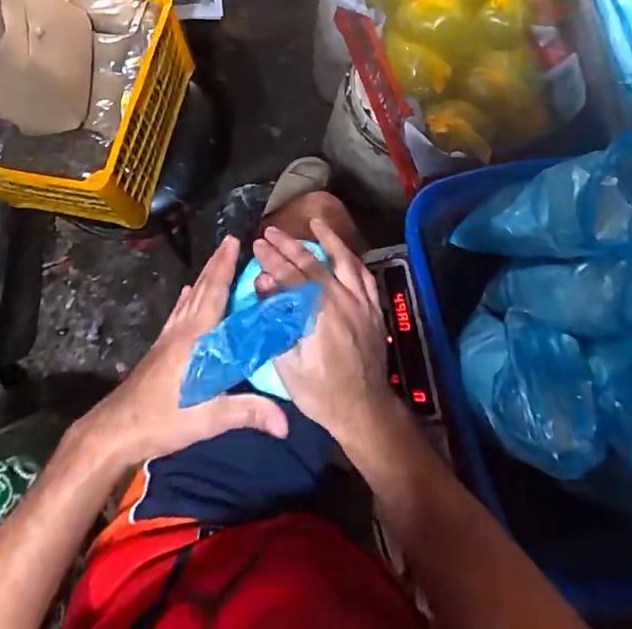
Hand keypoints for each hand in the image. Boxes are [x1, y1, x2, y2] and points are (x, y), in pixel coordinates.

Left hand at [72, 236, 289, 468]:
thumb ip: (248, 413)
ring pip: (190, 299)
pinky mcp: (161, 350)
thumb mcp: (208, 419)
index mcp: (195, 338)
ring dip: (204, 277)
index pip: (214, 293)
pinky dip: (187, 298)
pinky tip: (187, 294)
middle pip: (202, 289)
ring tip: (216, 260)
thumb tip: (286, 423)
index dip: (225, 267)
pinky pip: (178, 313)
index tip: (236, 241)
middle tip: (231, 242)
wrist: (115, 432)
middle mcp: (181, 330)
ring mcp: (168, 339)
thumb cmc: (161, 420)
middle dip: (217, 264)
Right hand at [257, 223, 398, 446]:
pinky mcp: (374, 309)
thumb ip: (275, 321)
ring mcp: (362, 302)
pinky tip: (344, 253)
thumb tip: (262, 285)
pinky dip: (352, 260)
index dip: (272, 258)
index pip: (290, 275)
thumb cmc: (320, 392)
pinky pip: (364, 275)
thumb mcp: (288, 363)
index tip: (257, 244)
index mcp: (319, 312)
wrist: (363, 409)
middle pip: (313, 263)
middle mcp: (343, 299)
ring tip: (315, 223)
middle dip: (289, 244)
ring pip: (345, 261)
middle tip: (271, 231)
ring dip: (329, 240)